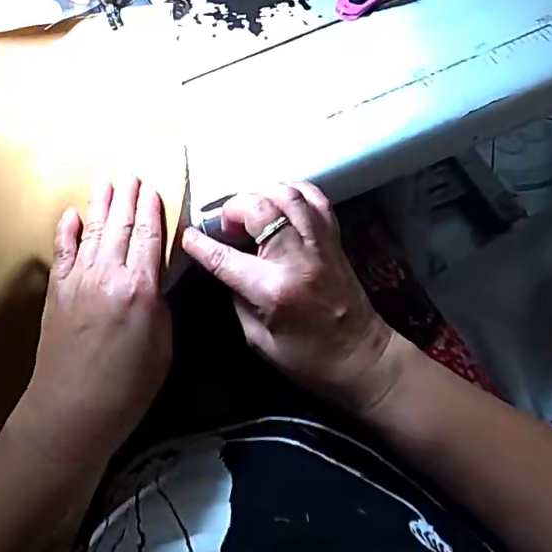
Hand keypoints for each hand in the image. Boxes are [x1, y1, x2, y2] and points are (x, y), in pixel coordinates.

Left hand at [9, 176, 171, 469]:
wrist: (72, 410)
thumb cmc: (129, 386)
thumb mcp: (162, 345)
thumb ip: (158, 303)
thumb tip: (151, 280)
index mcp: (139, 288)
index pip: (148, 236)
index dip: (151, 210)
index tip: (153, 187)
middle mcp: (107, 275)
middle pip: (120, 226)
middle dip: (127, 196)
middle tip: (130, 172)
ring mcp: (77, 280)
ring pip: (93, 231)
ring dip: (100, 202)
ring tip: (106, 179)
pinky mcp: (56, 291)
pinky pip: (63, 252)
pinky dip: (67, 230)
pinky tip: (72, 214)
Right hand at [180, 182, 408, 412]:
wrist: (363, 359)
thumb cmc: (307, 359)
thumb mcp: (257, 338)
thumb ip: (237, 296)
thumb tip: (224, 265)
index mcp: (273, 290)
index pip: (225, 257)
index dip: (200, 244)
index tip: (188, 235)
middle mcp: (297, 259)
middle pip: (260, 209)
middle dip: (233, 208)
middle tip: (225, 224)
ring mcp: (320, 244)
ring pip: (288, 195)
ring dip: (261, 195)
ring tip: (250, 211)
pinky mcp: (334, 239)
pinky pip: (314, 199)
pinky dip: (293, 192)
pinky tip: (279, 202)